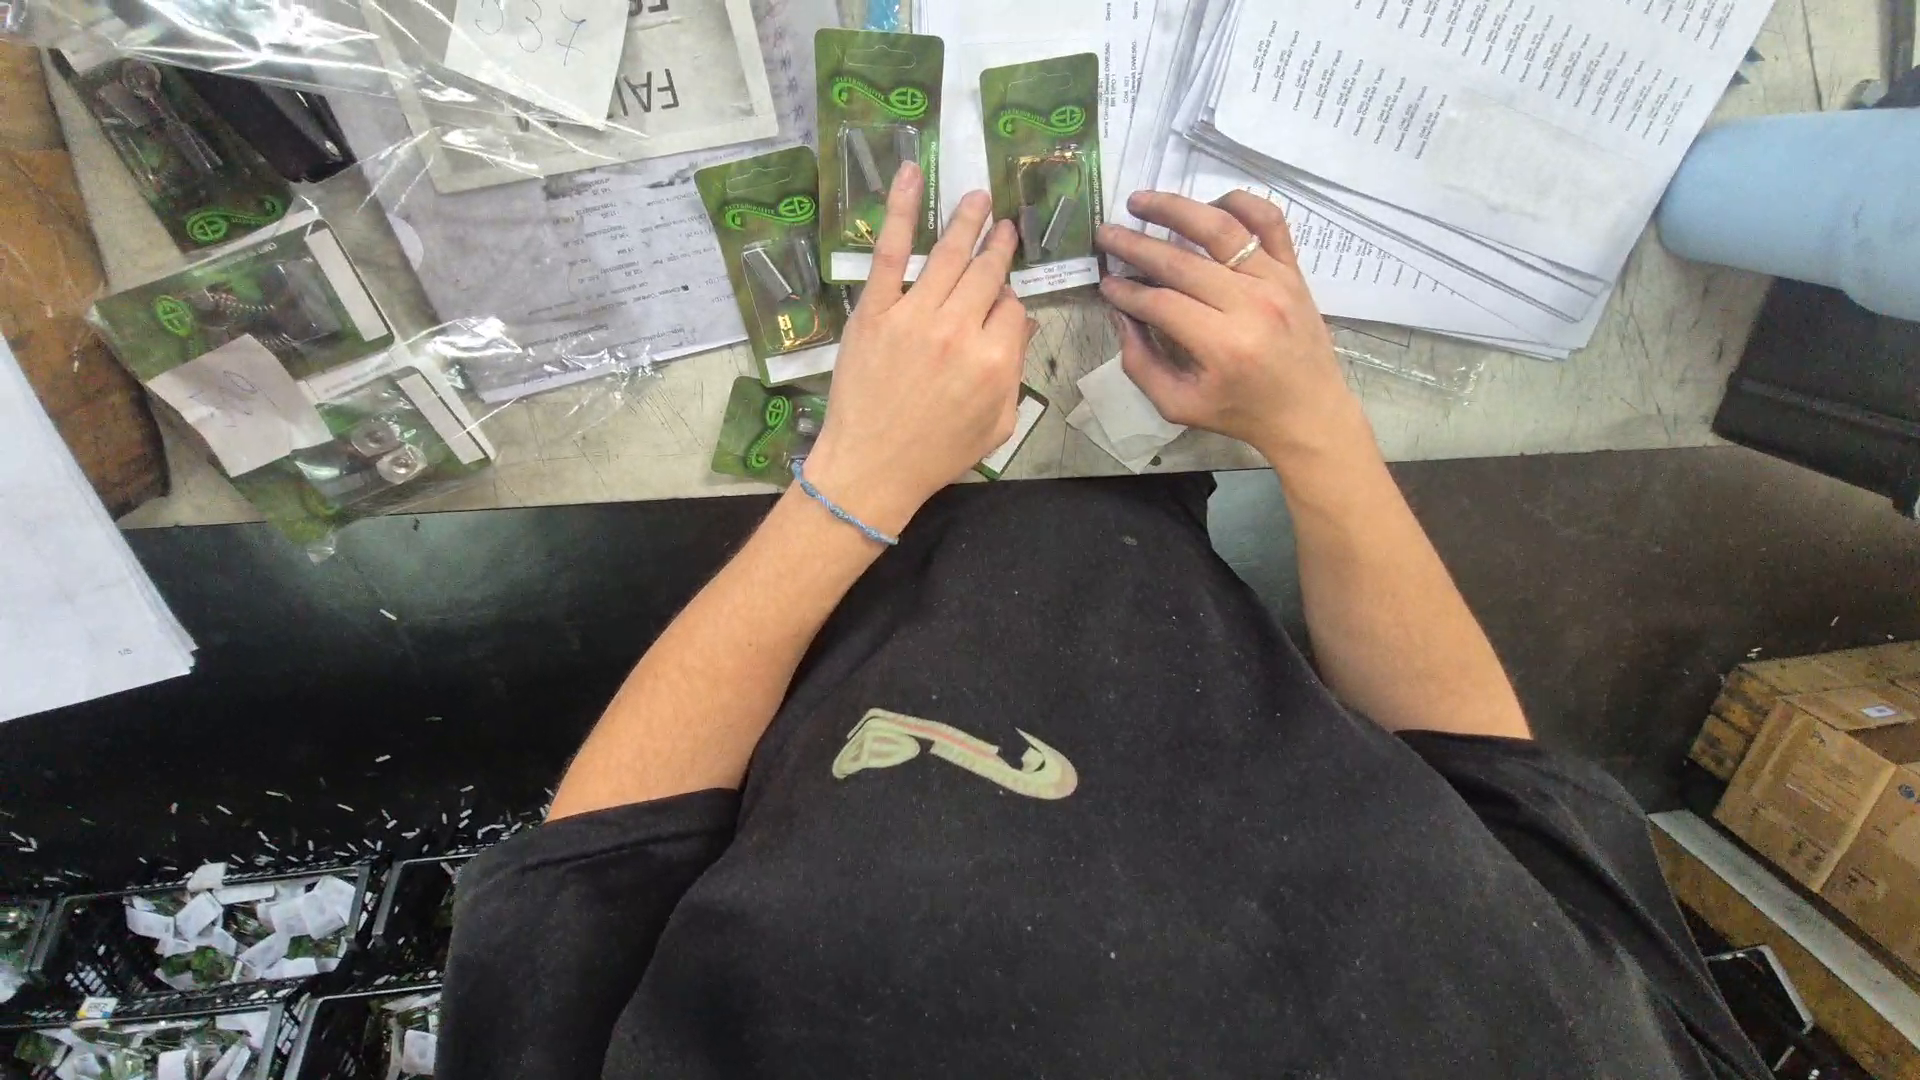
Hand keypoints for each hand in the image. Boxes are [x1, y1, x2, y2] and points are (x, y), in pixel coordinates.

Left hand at [801, 162, 1031, 535]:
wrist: (872, 468)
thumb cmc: (937, 456)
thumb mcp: (996, 426)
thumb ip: (1014, 375)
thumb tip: (1021, 328)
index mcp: (995, 361)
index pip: (1013, 308)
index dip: (1011, 303)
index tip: (1003, 302)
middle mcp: (959, 330)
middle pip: (987, 275)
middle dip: (999, 246)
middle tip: (1003, 225)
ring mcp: (914, 316)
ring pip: (949, 256)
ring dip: (967, 220)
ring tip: (978, 198)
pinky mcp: (874, 311)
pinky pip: (891, 253)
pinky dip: (902, 210)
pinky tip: (912, 175)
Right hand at [1093, 191, 1365, 467]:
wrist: (1307, 412)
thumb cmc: (1239, 413)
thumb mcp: (1178, 405)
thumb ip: (1141, 364)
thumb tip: (1123, 315)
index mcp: (1221, 346)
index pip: (1160, 303)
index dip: (1126, 292)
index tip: (1104, 284)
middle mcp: (1250, 305)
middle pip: (1181, 262)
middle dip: (1135, 245)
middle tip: (1105, 234)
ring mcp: (1275, 282)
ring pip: (1221, 229)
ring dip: (1176, 209)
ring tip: (1141, 201)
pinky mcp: (1293, 270)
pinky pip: (1269, 221)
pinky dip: (1239, 203)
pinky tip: (1208, 205)